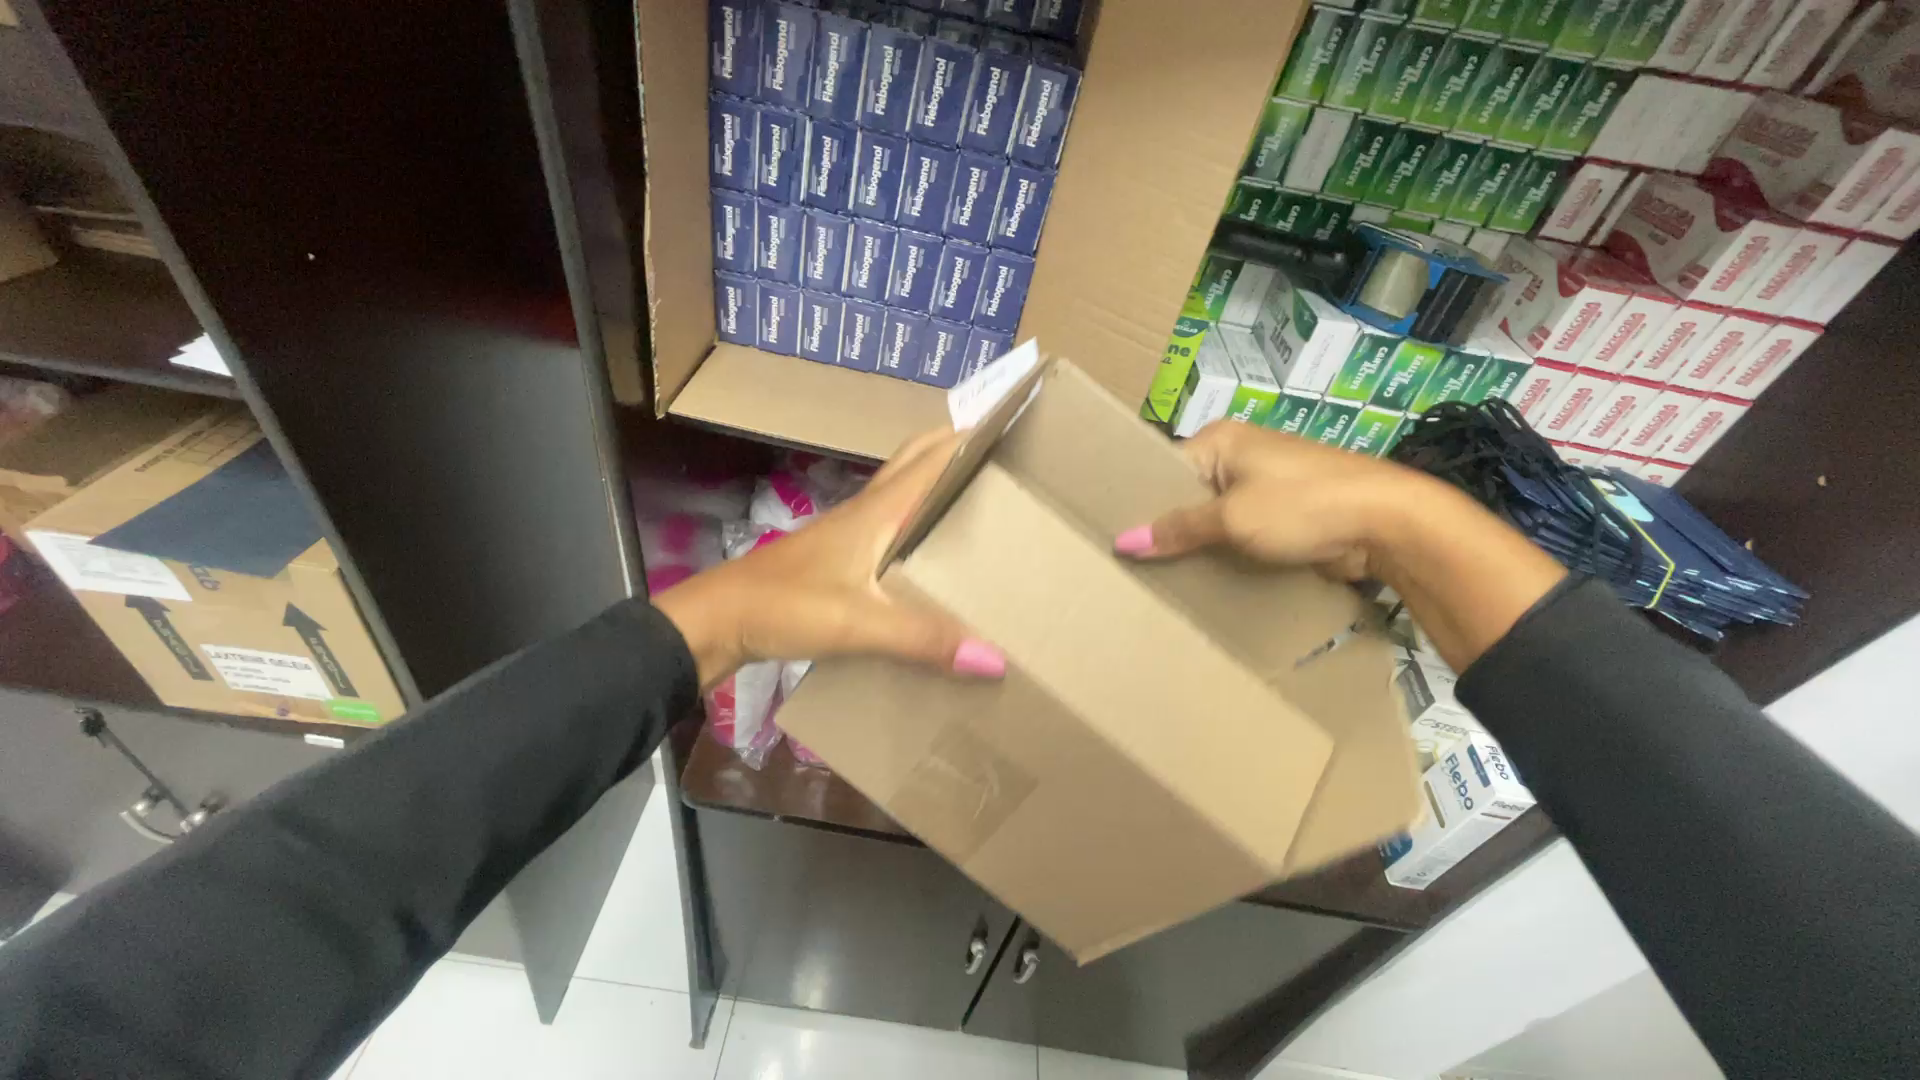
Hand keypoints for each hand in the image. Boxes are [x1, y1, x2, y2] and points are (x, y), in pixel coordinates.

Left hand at [654, 431, 1006, 688]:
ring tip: (980, 508)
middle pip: (916, 465)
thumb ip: (922, 639)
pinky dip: (916, 527)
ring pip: (902, 496)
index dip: (969, 435)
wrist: (717, 621)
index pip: (932, 457)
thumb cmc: (784, 606)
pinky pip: (889, 530)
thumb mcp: (856, 624)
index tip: (1013, 426)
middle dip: (957, 452)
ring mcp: (848, 535)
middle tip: (1002, 463)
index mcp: (876, 512)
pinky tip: (930, 560)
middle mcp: (865, 513)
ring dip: (936, 489)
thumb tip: (995, 660)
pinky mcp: (837, 560)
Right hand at [1111, 421, 1438, 581]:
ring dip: (1197, 545)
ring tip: (1157, 577)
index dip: (1139, 501)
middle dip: (1166, 527)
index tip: (1113, 534)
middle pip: (1187, 495)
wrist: (1387, 522)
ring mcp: (1263, 486)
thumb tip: (1123, 543)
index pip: (1163, 468)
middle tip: (1130, 563)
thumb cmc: (1302, 505)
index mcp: (1221, 440)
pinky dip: (1225, 553)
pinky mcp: (1283, 516)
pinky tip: (1202, 579)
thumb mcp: (1232, 518)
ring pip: (1213, 519)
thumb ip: (1178, 529)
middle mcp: (1239, 457)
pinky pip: (1240, 534)